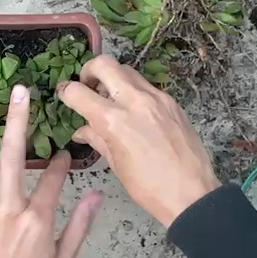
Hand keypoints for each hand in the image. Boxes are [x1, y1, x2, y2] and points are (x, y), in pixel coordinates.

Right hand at [59, 56, 220, 226]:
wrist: (191, 193)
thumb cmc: (148, 187)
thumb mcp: (116, 164)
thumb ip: (97, 139)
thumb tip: (82, 130)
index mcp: (114, 121)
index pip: (78, 92)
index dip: (66, 92)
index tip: (64, 95)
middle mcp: (134, 101)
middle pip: (105, 64)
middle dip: (90, 70)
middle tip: (88, 86)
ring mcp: (157, 98)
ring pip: (128, 71)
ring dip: (114, 79)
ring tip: (112, 99)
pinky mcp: (172, 102)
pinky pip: (147, 87)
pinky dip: (135, 92)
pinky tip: (136, 113)